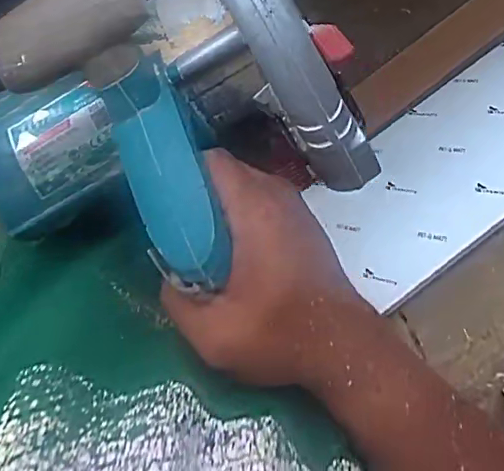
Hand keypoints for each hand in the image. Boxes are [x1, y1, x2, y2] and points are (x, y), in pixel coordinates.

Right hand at [161, 151, 387, 391]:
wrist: (341, 343)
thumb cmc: (280, 333)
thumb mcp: (215, 334)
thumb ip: (178, 302)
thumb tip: (166, 278)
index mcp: (255, 206)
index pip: (214, 161)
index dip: (184, 170)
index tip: (162, 195)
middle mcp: (277, 195)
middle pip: (229, 171)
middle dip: (199, 190)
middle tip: (175, 224)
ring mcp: (295, 205)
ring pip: (247, 185)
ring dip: (222, 204)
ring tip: (199, 239)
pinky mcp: (303, 220)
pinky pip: (264, 200)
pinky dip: (243, 212)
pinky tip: (231, 250)